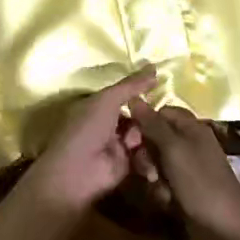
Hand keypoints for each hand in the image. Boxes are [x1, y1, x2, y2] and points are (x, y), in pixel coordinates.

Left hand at [22, 67, 158, 213]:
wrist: (77, 173)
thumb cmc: (87, 129)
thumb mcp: (108, 100)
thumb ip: (131, 85)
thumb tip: (155, 67)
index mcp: (100, 106)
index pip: (126, 95)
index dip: (142, 93)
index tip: (161, 89)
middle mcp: (109, 124)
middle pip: (137, 116)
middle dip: (148, 118)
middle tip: (161, 119)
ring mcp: (117, 146)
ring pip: (143, 136)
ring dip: (149, 139)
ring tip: (149, 142)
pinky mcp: (126, 167)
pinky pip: (143, 157)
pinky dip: (147, 159)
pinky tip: (149, 161)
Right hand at [127, 98, 239, 239]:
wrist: (223, 233)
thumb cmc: (200, 183)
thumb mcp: (174, 149)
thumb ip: (153, 124)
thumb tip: (134, 97)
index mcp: (192, 128)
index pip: (161, 112)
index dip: (144, 122)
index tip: (130, 137)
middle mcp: (189, 144)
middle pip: (156, 138)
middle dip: (146, 154)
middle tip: (147, 170)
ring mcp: (186, 169)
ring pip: (155, 163)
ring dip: (153, 176)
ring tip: (160, 190)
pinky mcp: (182, 191)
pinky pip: (161, 183)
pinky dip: (160, 192)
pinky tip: (166, 203)